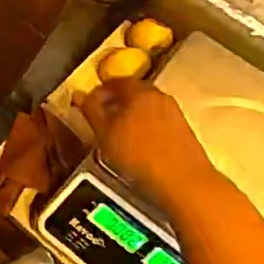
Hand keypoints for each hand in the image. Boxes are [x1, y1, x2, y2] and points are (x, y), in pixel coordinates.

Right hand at [79, 77, 220, 206]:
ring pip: (145, 108)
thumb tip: (80, 94)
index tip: (87, 106)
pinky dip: (143, 127)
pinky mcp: (182, 130)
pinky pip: (156, 121)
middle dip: (114, 104)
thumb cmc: (138, 155)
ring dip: (129, 117)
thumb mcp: (104, 133)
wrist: (183, 182)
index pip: (114, 81)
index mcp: (139, 91)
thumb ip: (91, 110)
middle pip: (132, 93)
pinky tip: (137, 145)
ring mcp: (174, 112)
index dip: (98, 92)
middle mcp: (159, 96)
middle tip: (100, 121)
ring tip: (116, 135)